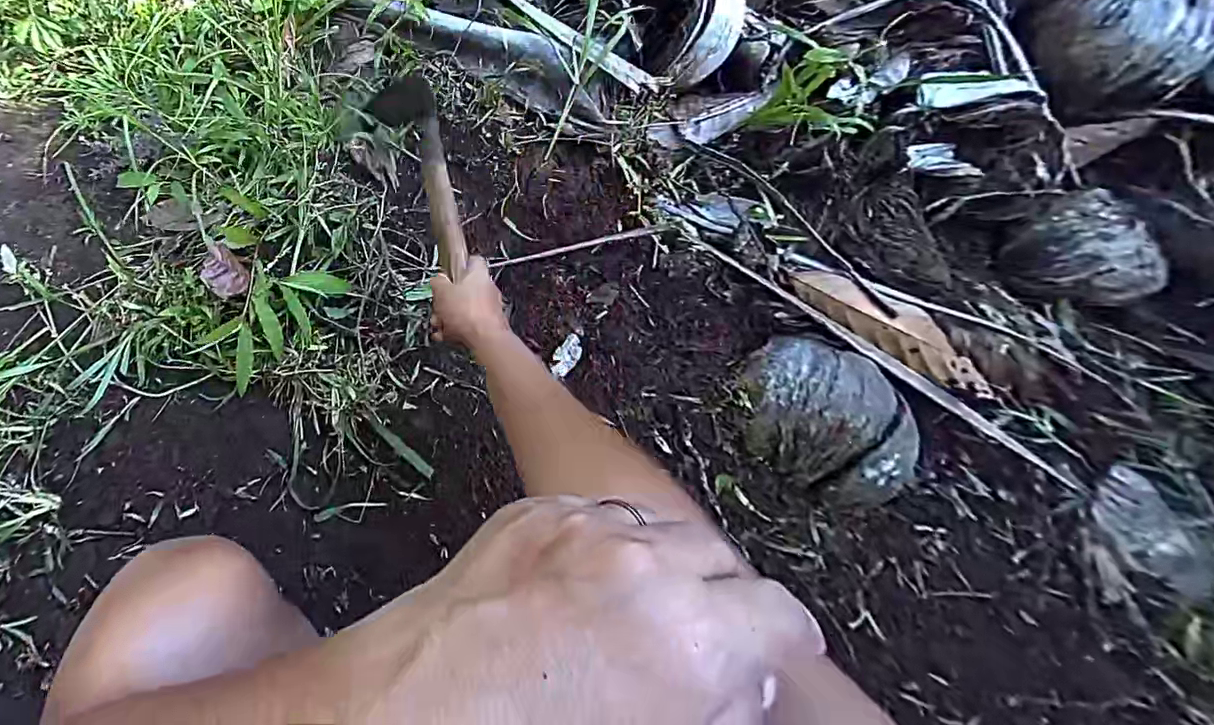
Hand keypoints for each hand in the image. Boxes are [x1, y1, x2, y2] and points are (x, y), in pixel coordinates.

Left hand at [326, 496, 823, 723]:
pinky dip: (603, 538)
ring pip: (655, 522)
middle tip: (700, 629)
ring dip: (660, 556)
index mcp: (691, 637)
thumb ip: (716, 705)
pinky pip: (593, 512)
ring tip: (637, 600)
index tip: (772, 648)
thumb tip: (740, 680)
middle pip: (717, 555)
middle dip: (720, 593)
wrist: (431, 696)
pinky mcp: (534, 507)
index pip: (779, 614)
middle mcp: (642, 562)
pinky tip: (582, 577)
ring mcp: (582, 523)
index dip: (781, 637)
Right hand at [431, 255, 509, 348]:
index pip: (471, 260)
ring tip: (439, 324)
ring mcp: (489, 308)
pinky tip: (445, 335)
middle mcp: (487, 288)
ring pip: (463, 308)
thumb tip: (436, 280)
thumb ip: (437, 282)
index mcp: (479, 274)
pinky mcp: (488, 325)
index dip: (457, 265)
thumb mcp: (442, 292)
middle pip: (462, 288)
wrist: (485, 341)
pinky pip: (468, 323)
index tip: (447, 272)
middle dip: (446, 299)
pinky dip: (456, 328)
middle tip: (437, 306)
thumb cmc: (468, 313)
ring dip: (448, 316)